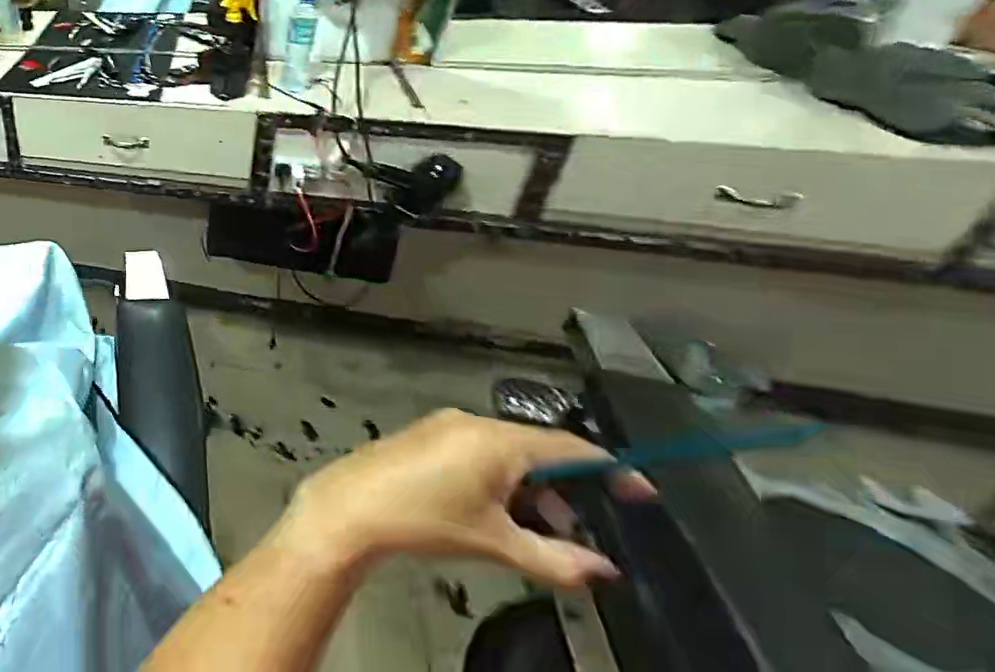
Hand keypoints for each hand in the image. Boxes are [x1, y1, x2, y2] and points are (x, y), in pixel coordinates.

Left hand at [266, 409, 651, 588]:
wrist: (353, 506)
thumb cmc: (427, 519)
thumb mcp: (496, 543)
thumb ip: (555, 559)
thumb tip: (603, 572)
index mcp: (498, 440)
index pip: (569, 446)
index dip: (608, 469)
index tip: (641, 491)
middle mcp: (475, 422)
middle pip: (538, 450)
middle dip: (565, 490)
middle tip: (582, 534)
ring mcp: (447, 426)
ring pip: (507, 453)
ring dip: (531, 490)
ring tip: (539, 535)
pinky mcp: (428, 436)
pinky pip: (480, 452)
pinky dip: (501, 480)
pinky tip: (499, 515)